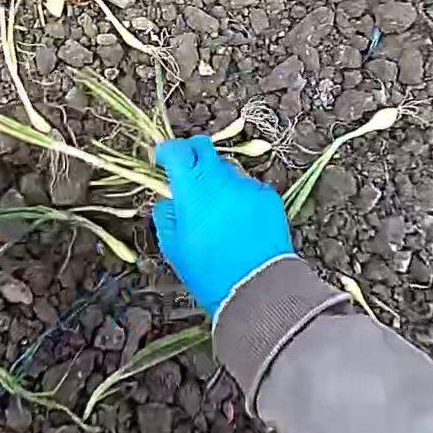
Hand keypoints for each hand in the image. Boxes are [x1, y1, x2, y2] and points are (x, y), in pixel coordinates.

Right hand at [154, 134, 293, 316]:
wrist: (257, 284)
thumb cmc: (209, 271)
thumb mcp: (174, 247)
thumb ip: (166, 214)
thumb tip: (168, 198)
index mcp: (194, 189)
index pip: (179, 150)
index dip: (169, 150)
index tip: (164, 158)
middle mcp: (223, 179)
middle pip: (205, 148)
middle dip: (193, 156)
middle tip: (188, 174)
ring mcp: (248, 185)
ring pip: (227, 170)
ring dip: (217, 181)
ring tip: (217, 213)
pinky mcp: (268, 195)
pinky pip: (247, 187)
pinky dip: (239, 197)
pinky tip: (239, 222)